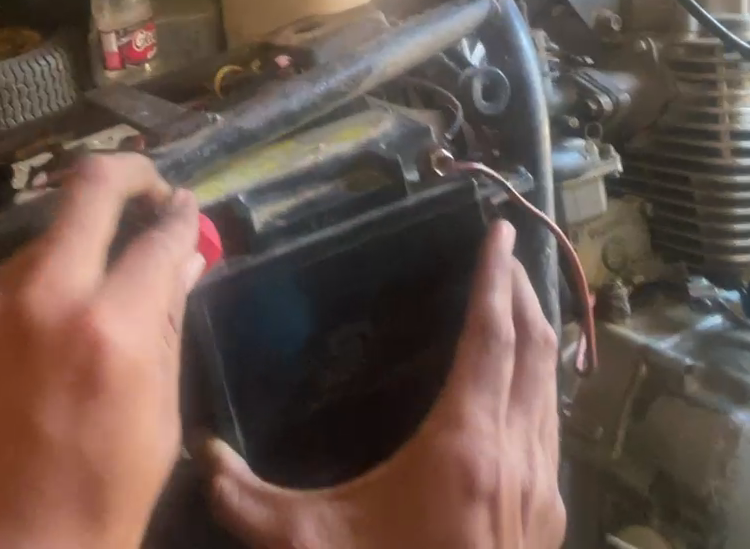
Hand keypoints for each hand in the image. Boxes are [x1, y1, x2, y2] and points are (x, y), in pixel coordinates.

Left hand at [0, 153, 205, 548]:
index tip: (182, 206)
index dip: (180, 215)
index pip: (159, 237)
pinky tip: (12, 372)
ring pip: (35, 252)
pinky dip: (15, 317)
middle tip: (143, 183)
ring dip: (64, 268)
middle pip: (87, 188)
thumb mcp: (153, 430)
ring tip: (67, 326)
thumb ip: (166, 330)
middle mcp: (40, 299)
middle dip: (127, 172)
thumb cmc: (89, 521)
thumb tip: (184, 260)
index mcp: (110, 331)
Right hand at [204, 220, 565, 548]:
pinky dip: (538, 382)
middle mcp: (516, 453)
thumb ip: (247, 501)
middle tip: (505, 252)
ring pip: (548, 385)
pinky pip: (549, 424)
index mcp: (465, 443)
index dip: (495, 280)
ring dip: (535, 334)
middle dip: (520, 291)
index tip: (499, 232)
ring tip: (517, 301)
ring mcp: (541, 487)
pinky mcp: (548, 515)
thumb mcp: (310, 544)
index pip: (489, 338)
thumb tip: (200, 452)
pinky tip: (519, 386)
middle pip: (530, 348)